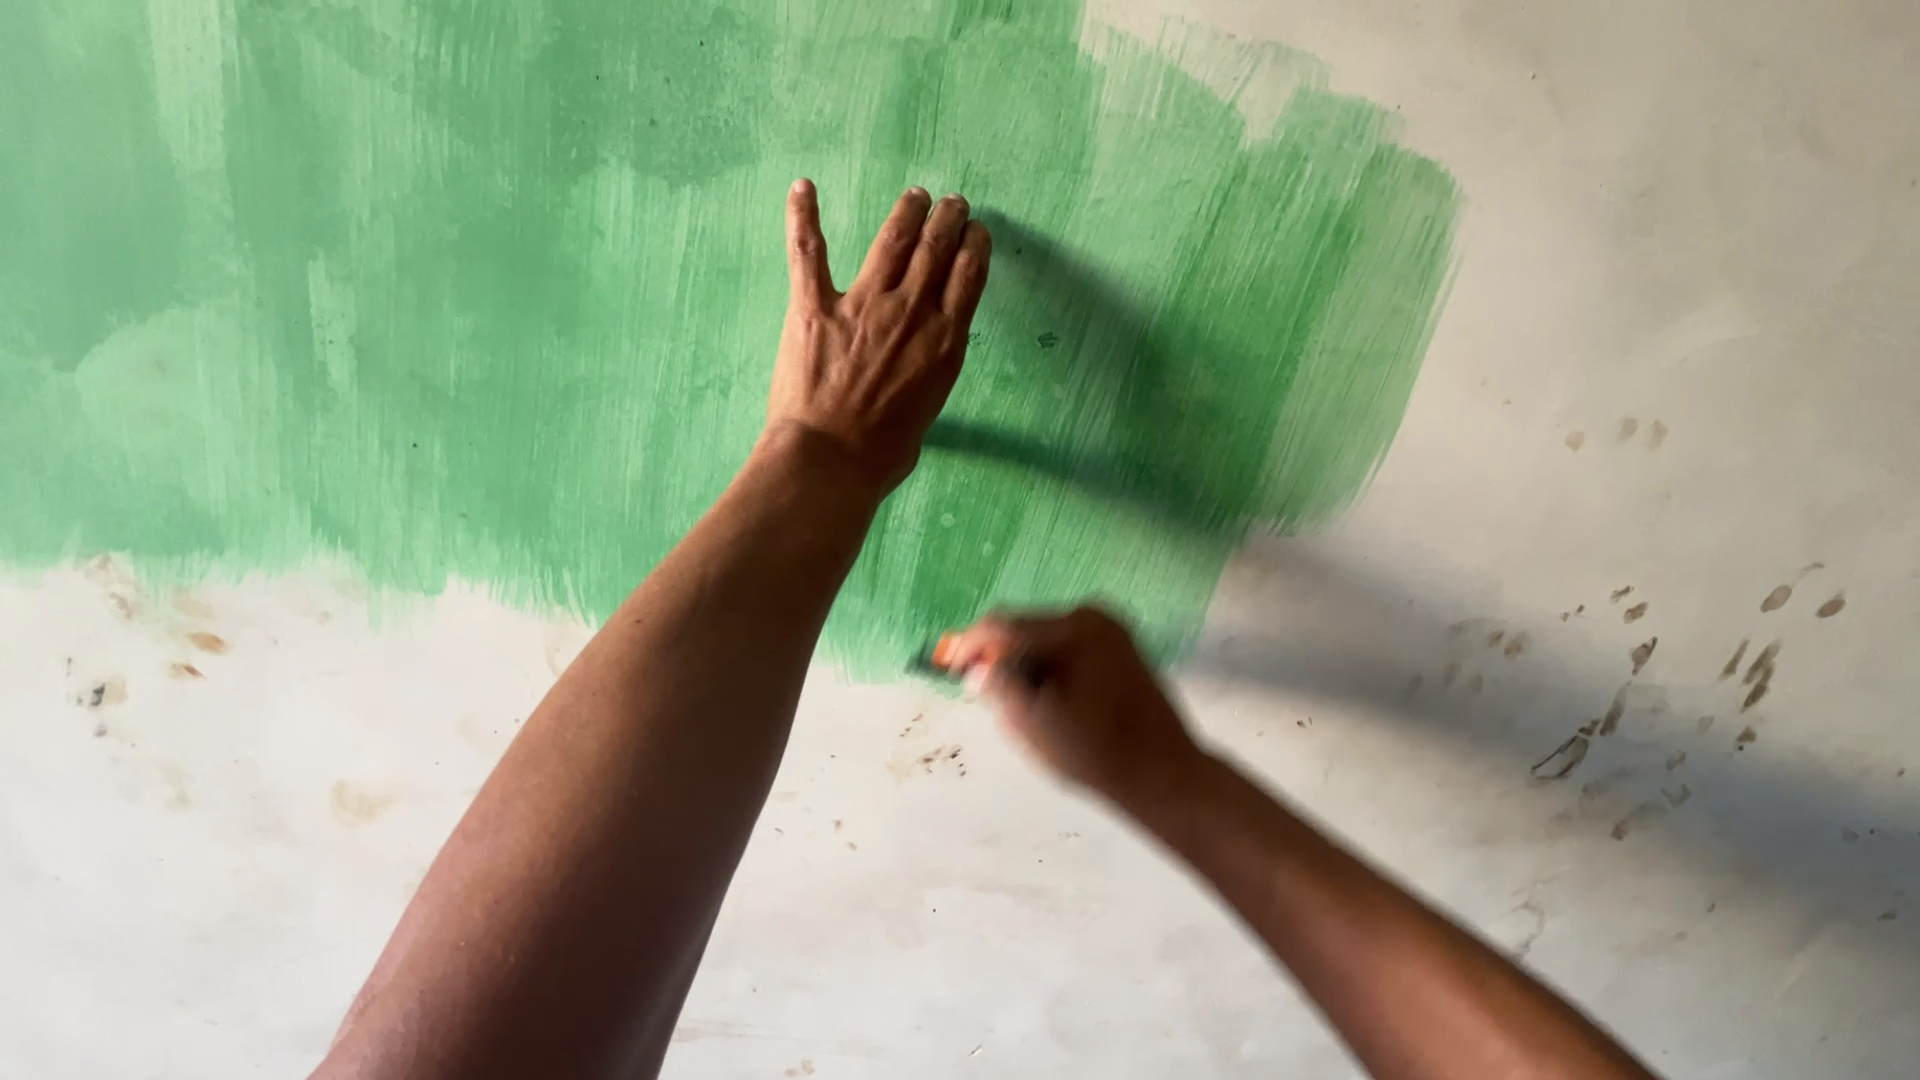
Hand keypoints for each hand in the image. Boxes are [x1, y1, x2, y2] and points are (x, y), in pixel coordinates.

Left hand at [763, 180, 991, 492]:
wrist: (829, 462)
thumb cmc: (881, 456)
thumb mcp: (926, 414)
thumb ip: (926, 377)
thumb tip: (914, 371)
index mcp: (944, 343)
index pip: (970, 276)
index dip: (975, 245)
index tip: (976, 232)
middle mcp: (911, 313)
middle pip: (937, 250)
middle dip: (948, 219)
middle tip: (951, 204)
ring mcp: (863, 305)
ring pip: (892, 241)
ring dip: (907, 212)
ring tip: (915, 196)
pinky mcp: (814, 307)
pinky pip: (808, 252)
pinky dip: (804, 216)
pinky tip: (803, 187)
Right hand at [938, 606, 1206, 801]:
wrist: (1164, 774)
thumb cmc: (1097, 752)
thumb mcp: (1032, 722)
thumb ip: (998, 687)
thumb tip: (975, 670)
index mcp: (1073, 628)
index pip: (1004, 625)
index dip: (970, 644)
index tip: (947, 662)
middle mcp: (1093, 617)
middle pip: (1026, 629)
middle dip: (1000, 657)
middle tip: (979, 687)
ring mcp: (1111, 630)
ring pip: (1046, 640)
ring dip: (1025, 664)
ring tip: (1017, 703)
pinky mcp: (1121, 648)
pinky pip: (1069, 649)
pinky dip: (1050, 667)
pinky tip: (1048, 699)